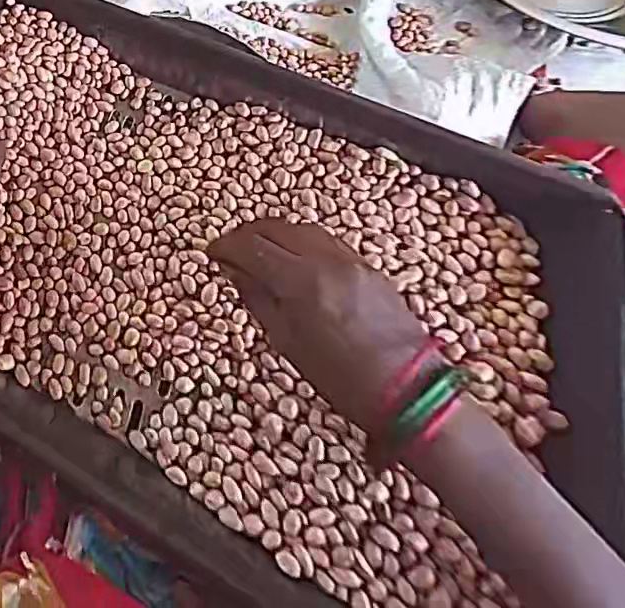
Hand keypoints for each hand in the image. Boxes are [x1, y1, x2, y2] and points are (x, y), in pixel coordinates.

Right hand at [204, 220, 428, 436]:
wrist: (412, 396)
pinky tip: (293, 259)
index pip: (249, 246)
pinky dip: (300, 241)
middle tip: (231, 250)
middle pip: (273, 227)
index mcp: (300, 282)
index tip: (211, 252)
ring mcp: (352, 262)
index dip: (224, 246)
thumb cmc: (340, 377)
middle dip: (245, 235)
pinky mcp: (369, 268)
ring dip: (273, 234)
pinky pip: (325, 241)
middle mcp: (326, 261)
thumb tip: (232, 270)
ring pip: (300, 228)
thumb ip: (255, 296)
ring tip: (259, 250)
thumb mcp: (285, 339)